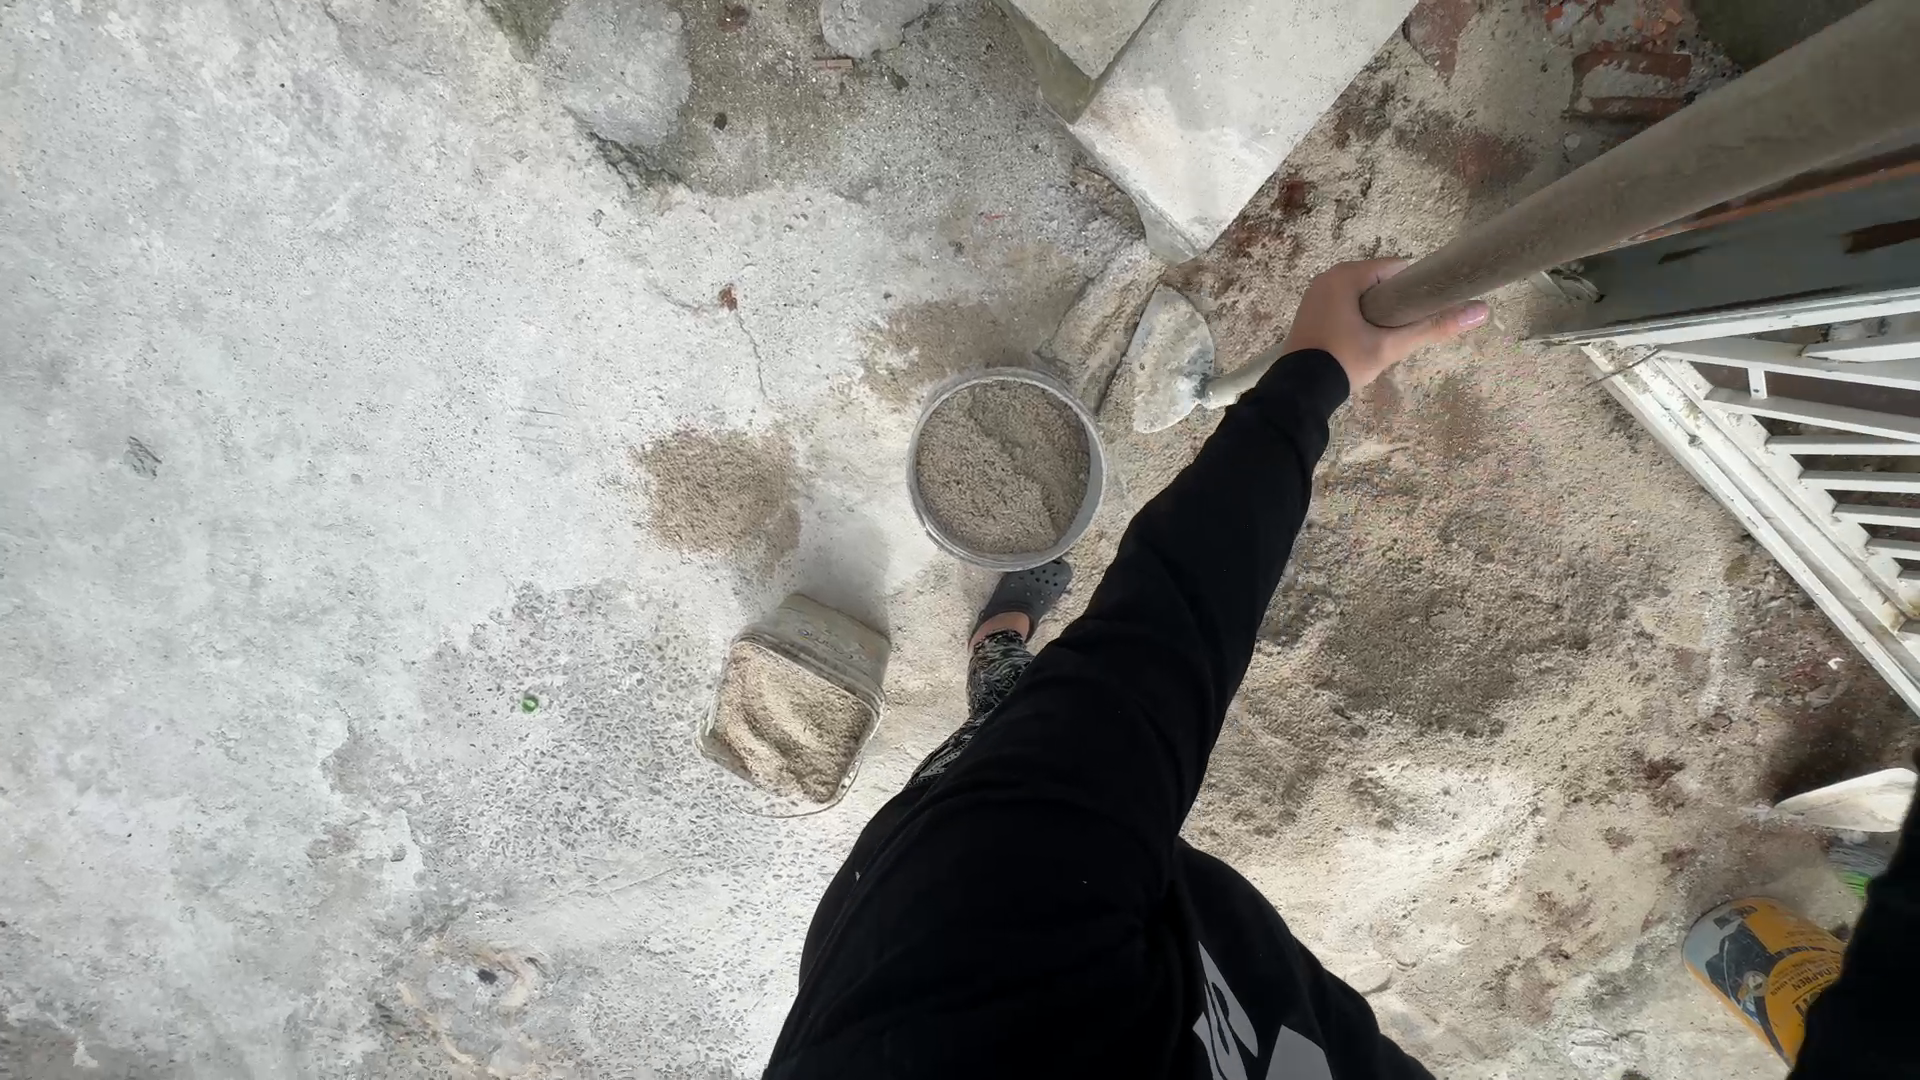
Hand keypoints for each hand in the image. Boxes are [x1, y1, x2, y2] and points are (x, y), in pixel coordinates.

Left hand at [1280, 258, 1489, 389]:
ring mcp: (1314, 296)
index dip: (1414, 288)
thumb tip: (1482, 311)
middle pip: (1378, 282)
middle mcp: (1326, 278)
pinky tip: (1362, 341)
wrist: (1297, 392)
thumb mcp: (1391, 345)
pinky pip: (1343, 307)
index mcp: (1344, 276)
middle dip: (1393, 304)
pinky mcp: (1309, 313)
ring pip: (1361, 297)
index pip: (1396, 268)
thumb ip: (1434, 327)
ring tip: (1381, 339)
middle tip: (1398, 331)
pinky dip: (1356, 319)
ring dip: (1376, 314)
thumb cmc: (1343, 362)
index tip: (1423, 311)